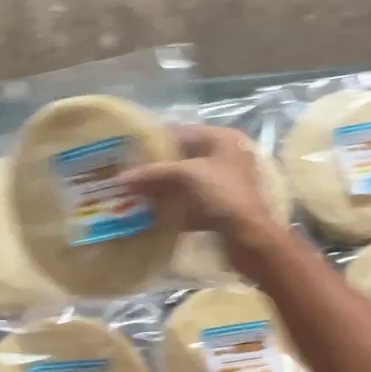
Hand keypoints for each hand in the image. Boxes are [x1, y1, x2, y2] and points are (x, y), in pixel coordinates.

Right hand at [123, 125, 278, 240]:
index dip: (154, 143)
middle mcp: (225, 157)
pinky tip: (153, 212)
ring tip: (136, 194)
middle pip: (182, 158)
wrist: (250, 237)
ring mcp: (224, 183)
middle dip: (157, 168)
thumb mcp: (187, 176)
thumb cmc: (223, 195)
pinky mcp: (220, 207)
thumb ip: (153, 173)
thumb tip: (120, 179)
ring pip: (186, 181)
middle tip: (130, 175)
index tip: (129, 153)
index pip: (181, 133)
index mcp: (222, 139)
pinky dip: (174, 206)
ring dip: (163, 188)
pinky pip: (191, 202)